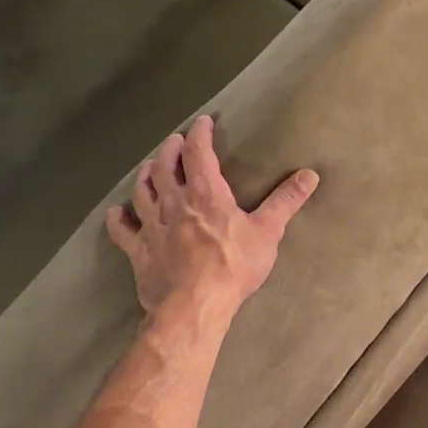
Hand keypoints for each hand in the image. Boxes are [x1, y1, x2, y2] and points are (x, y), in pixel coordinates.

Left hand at [105, 114, 317, 318]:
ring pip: (142, 191)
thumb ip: (286, 201)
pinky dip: (118, 219)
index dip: (200, 134)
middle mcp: (174, 202)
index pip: (198, 152)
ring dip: (146, 175)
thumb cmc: (233, 266)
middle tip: (175, 142)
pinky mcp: (138, 251)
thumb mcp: (268, 232)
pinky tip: (117, 213)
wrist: (194, 305)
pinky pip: (122, 230)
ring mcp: (152, 226)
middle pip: (165, 167)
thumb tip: (310, 175)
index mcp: (205, 193)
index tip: (204, 122)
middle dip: (170, 150)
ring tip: (150, 167)